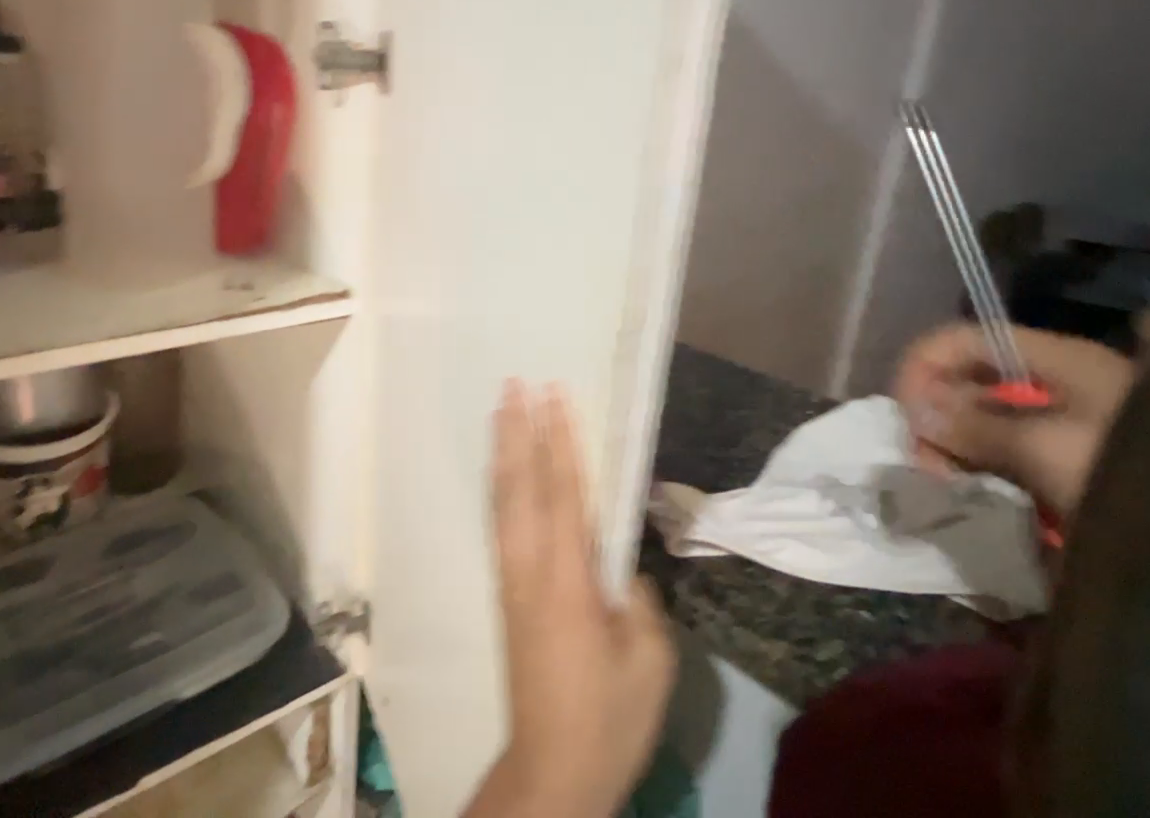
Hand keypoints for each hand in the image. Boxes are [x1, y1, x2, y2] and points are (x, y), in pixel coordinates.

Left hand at [463, 381, 674, 817]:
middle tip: (512, 384)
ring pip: (503, 503)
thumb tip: (619, 564)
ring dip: (503, 454)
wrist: (551, 765)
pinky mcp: (506, 597)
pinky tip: (503, 479)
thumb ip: (637, 597)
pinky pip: (501, 527)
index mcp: (566, 578)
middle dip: (517, 431)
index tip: (553, 394)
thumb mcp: (649, 658)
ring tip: (501, 414)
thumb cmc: (608, 714)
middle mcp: (529, 569)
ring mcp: (511, 581)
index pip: (562, 492)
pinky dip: (501, 490)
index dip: (559, 439)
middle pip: (519, 486)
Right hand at [895, 323, 1133, 523]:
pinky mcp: (1062, 458)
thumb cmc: (1126, 475)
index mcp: (1059, 360)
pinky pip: (998, 448)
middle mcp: (1056, 381)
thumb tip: (913, 410)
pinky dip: (975, 464)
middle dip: (935, 415)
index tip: (908, 419)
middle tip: (929, 464)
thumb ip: (971, 426)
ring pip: (977, 416)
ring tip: (949, 482)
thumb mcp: (1043, 448)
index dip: (923, 368)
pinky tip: (971, 488)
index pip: (962, 338)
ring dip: (952, 445)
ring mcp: (1060, 420)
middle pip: (967, 377)